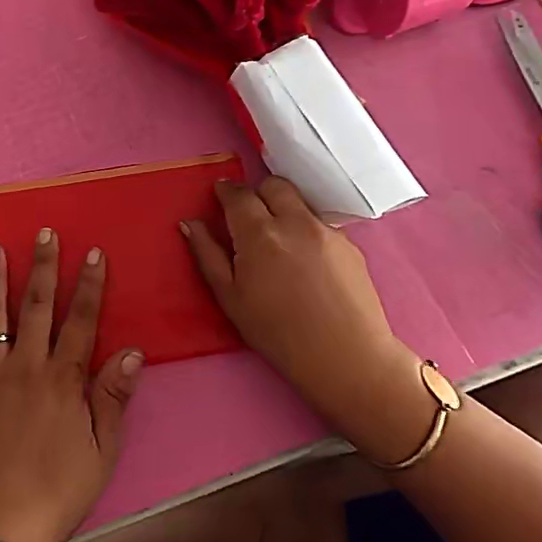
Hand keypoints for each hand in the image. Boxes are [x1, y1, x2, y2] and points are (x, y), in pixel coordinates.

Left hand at [0, 230, 142, 541]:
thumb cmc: (57, 491)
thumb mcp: (102, 451)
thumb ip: (114, 397)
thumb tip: (134, 350)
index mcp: (64, 380)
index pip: (82, 320)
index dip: (89, 284)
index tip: (93, 252)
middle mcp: (26, 367)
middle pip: (37, 307)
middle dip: (43, 266)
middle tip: (43, 232)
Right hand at [182, 178, 425, 457]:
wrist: (345, 356)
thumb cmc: (278, 333)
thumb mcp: (230, 298)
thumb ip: (208, 255)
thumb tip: (190, 223)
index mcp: (260, 233)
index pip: (239, 195)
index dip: (226, 190)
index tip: (220, 193)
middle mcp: (295, 222)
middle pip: (274, 185)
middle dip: (257, 192)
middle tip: (248, 214)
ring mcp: (327, 230)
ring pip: (300, 202)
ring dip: (284, 208)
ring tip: (278, 240)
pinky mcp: (350, 244)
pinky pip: (321, 224)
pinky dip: (306, 230)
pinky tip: (306, 262)